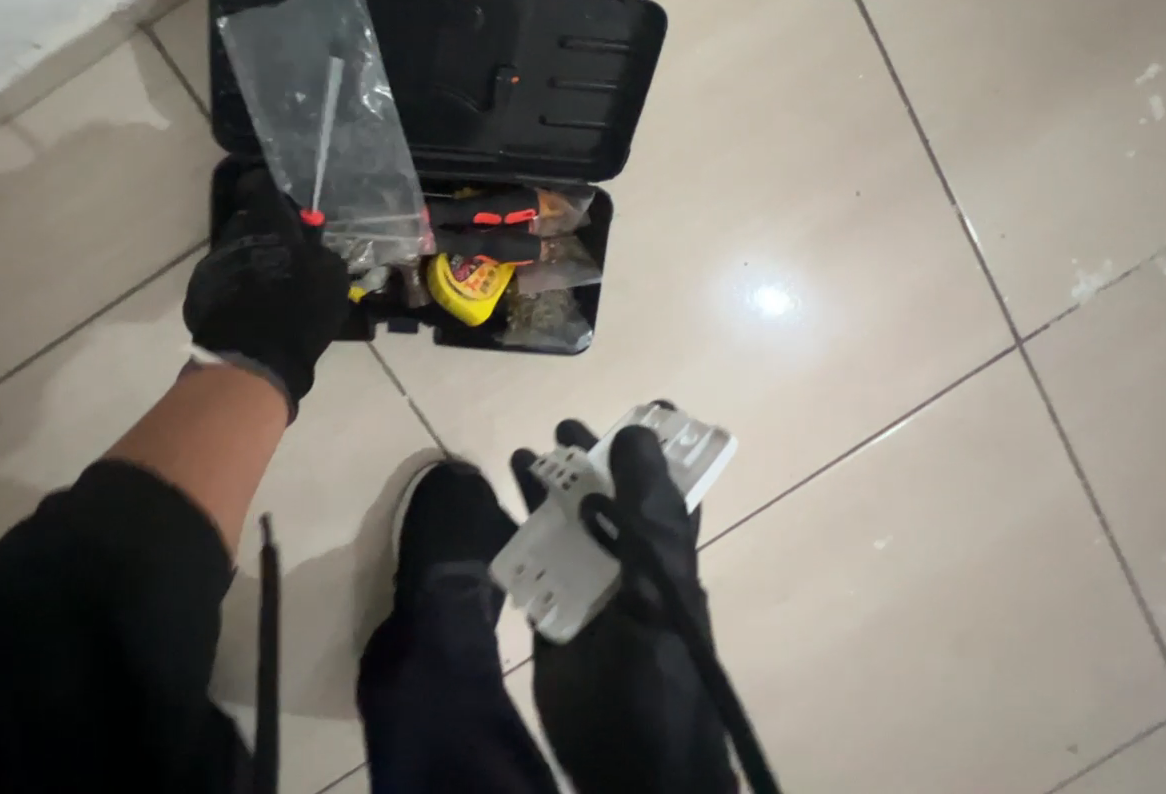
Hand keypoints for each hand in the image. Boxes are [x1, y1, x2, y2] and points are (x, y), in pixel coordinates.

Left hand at [184, 168, 350, 415]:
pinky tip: (249, 309)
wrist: (253, 360)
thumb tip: (313, 247)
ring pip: (234, 253)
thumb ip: (321, 253)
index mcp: (266, 224)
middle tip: (285, 255)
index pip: (262, 187)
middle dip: (265, 234)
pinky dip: (234, 288)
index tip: (288, 207)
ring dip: (250, 262)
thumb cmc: (300, 312)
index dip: (275, 193)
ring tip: (267, 287)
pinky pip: (222, 281)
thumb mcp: (332, 279)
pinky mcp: (198, 294)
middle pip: (248, 223)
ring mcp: (211, 265)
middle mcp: (233, 236)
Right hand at [510, 417, 738, 793]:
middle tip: (561, 427)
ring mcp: (589, 591)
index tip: (646, 407)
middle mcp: (628, 565)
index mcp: (664, 555)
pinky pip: (532, 565)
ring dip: (545, 490)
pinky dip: (516, 535)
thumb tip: (637, 432)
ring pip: (566, 526)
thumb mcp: (659, 582)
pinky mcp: (553, 616)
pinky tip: (498, 512)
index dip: (658, 450)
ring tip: (519, 454)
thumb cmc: (658, 671)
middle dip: (588, 460)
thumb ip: (650, 511)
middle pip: (607, 499)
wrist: (630, 766)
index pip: (666, 489)